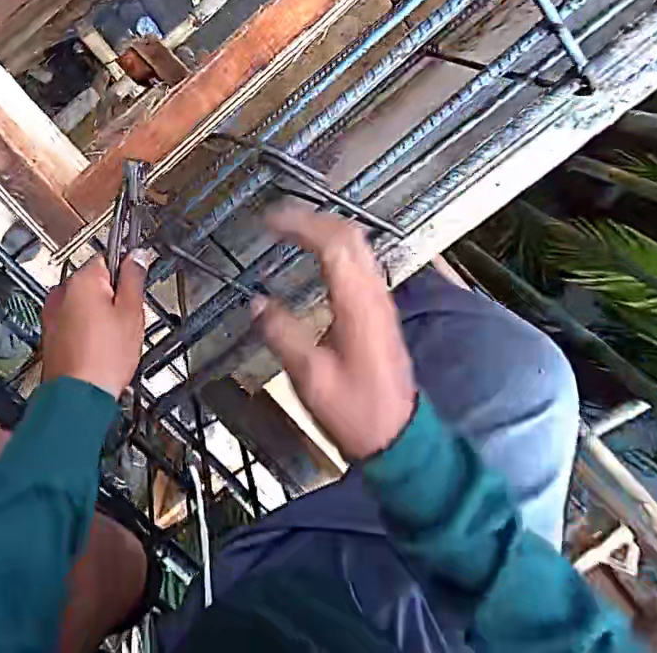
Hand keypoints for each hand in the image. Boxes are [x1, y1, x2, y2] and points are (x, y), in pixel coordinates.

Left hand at [42, 250, 151, 397]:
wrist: (77, 397)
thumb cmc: (103, 359)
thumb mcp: (131, 313)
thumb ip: (134, 279)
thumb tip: (137, 255)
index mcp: (82, 280)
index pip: (107, 258)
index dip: (125, 275)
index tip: (133, 290)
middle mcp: (62, 291)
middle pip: (95, 281)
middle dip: (112, 297)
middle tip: (126, 321)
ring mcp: (53, 311)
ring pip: (84, 302)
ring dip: (98, 314)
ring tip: (111, 339)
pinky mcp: (50, 331)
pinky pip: (73, 320)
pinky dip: (85, 328)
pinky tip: (97, 347)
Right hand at [253, 204, 417, 461]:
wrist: (400, 438)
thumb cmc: (355, 411)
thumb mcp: (309, 376)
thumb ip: (281, 334)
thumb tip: (256, 303)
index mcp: (356, 304)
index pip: (332, 243)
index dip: (300, 224)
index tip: (269, 221)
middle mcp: (372, 294)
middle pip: (348, 234)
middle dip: (310, 217)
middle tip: (276, 218)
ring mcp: (380, 300)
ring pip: (357, 244)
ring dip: (323, 228)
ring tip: (290, 228)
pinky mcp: (379, 309)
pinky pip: (358, 260)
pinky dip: (333, 245)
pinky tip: (315, 254)